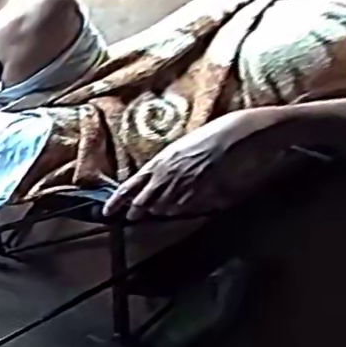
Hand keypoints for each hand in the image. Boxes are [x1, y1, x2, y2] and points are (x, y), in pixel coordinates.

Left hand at [102, 112, 280, 219]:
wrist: (239, 131)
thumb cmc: (208, 136)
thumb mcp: (175, 149)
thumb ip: (159, 167)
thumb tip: (146, 182)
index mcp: (155, 164)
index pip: (126, 188)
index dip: (114, 203)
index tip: (106, 213)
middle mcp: (164, 177)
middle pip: (141, 205)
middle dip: (136, 212)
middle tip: (134, 215)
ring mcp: (182, 185)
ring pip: (161, 209)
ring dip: (160, 210)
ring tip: (164, 205)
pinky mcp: (200, 190)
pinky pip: (183, 207)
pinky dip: (181, 208)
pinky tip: (185, 202)